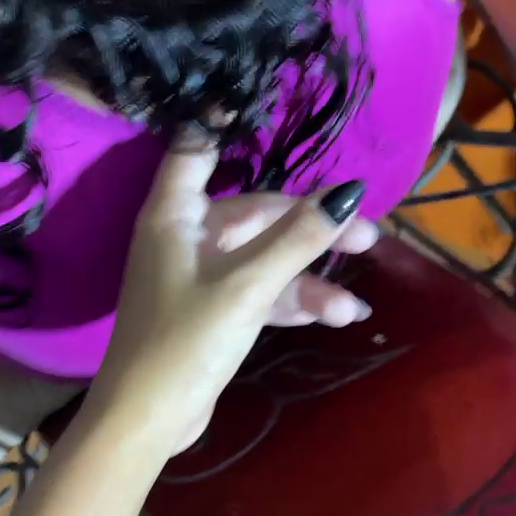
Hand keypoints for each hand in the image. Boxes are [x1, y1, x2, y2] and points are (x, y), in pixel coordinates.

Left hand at [86, 143, 377, 451]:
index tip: (264, 97)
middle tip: (368, 234)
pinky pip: (261, 289)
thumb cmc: (186, 339)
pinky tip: (340, 315)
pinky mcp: (215, 308)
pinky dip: (294, 298)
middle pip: (255, 210)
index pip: (197, 149)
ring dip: (309, 272)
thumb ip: (298, 239)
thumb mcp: (247, 286)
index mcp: (176, 213)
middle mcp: (186, 234)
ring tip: (359, 292)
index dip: (224, 122)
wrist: (148, 419)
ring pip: (265, 254)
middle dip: (309, 225)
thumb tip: (349, 192)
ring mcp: (201, 273)